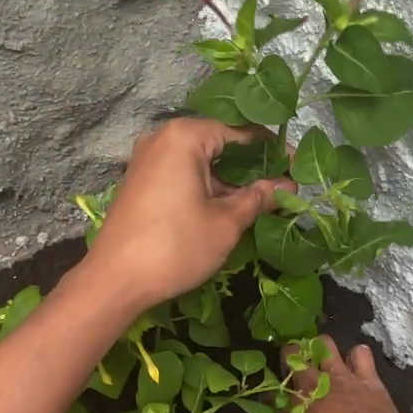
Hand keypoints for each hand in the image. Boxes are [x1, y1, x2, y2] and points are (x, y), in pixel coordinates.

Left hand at [85, 118, 291, 309]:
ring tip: (262, 202)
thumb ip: (258, 198)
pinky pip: (183, 175)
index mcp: (184, 136)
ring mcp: (148, 161)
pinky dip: (207, 188)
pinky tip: (229, 208)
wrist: (115, 281)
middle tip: (284, 187)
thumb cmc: (175, 247)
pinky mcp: (141, 183)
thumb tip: (287, 187)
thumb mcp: (226, 223)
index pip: (241, 132)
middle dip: (252, 166)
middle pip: (219, 144)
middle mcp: (163, 139)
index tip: (298, 168)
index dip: (272, 150)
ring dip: (230, 180)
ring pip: (201, 162)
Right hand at [268, 335, 412, 412]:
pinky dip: (356, 356)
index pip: (275, 390)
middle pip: (292, 356)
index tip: (279, 402)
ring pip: (324, 343)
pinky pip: (360, 353)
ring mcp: (342, 377)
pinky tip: (356, 367)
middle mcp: (313, 384)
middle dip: (289, 357)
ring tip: (322, 359)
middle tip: (295, 368)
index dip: (275, 394)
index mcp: (292, 406)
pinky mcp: (369, 379)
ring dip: (320, 348)